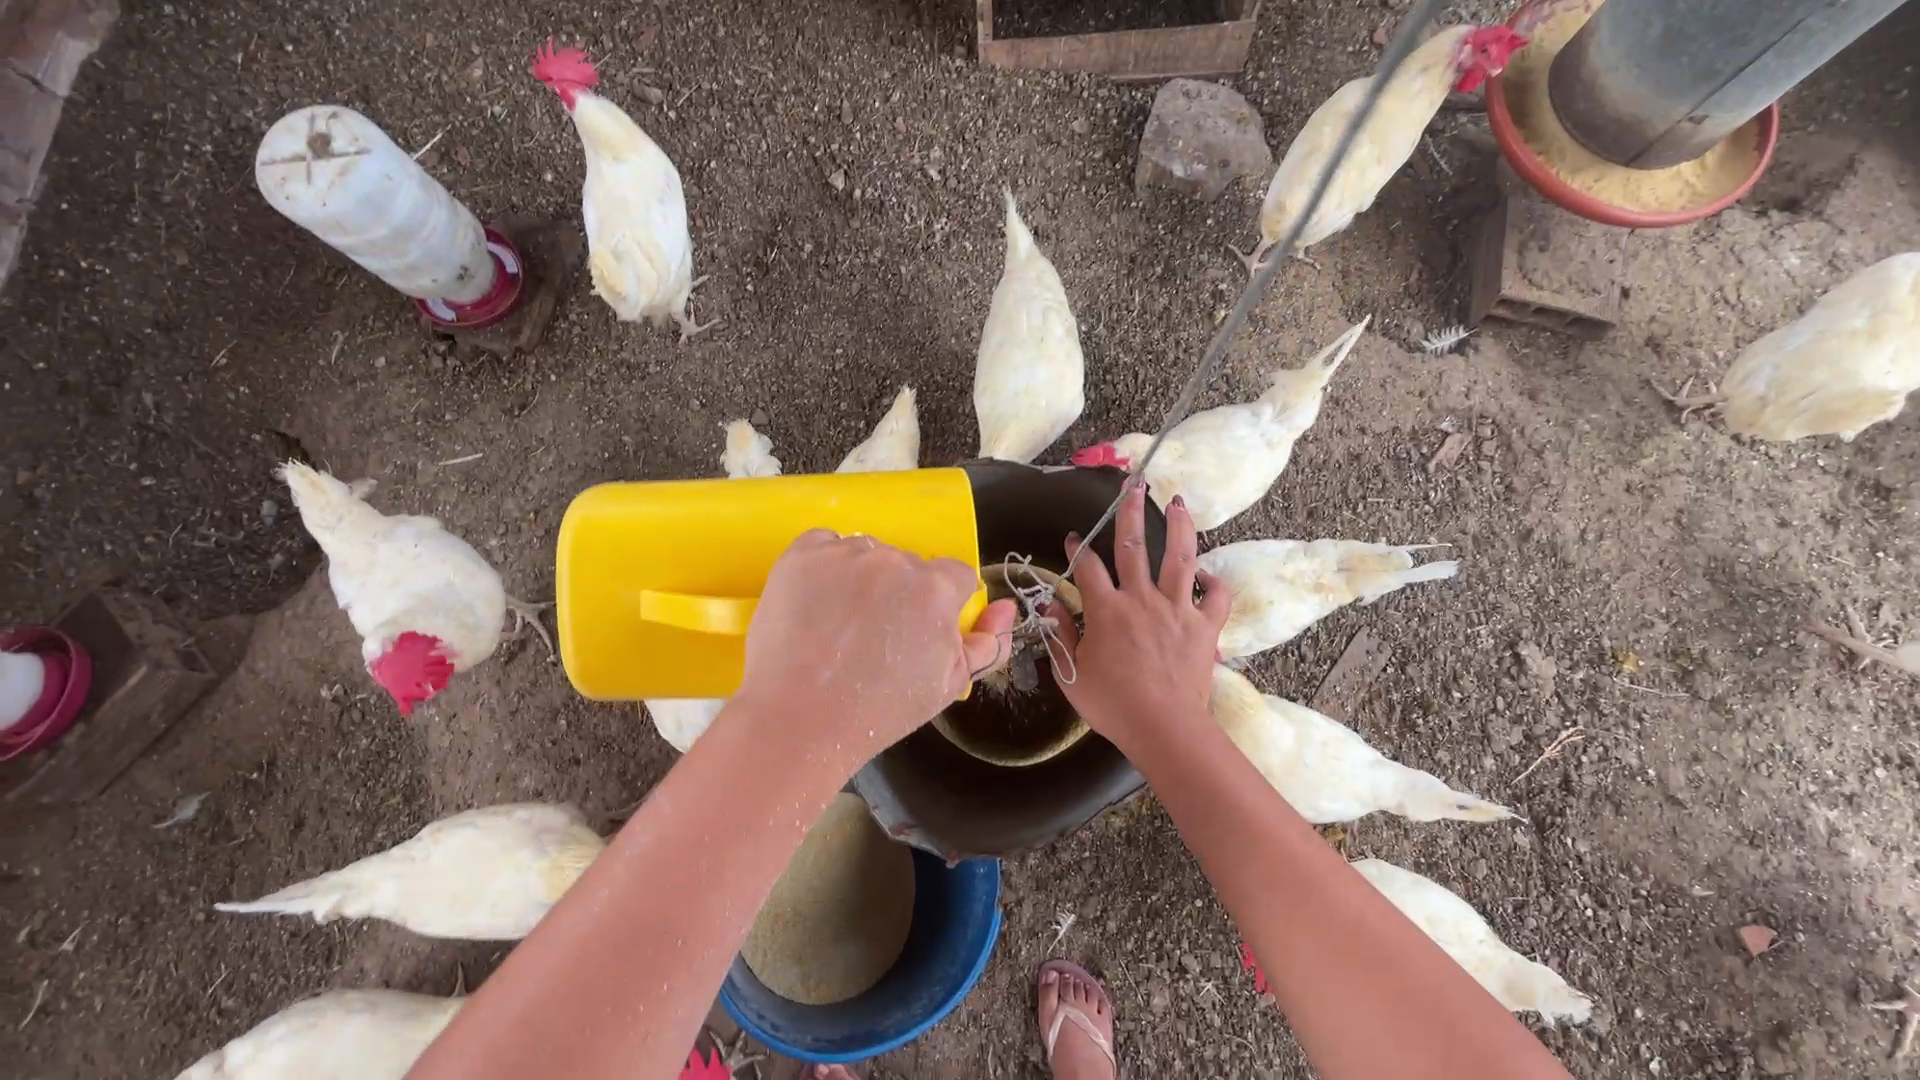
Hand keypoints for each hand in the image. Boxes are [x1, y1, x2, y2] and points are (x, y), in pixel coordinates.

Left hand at [732, 529, 1017, 772]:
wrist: (800, 720)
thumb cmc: (879, 709)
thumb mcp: (948, 684)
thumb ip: (987, 642)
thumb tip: (1006, 607)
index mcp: (936, 589)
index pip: (954, 576)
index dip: (939, 605)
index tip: (916, 632)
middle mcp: (894, 561)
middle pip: (908, 564)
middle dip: (900, 591)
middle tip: (875, 635)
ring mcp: (844, 554)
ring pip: (866, 553)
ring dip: (862, 576)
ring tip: (841, 622)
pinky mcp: (801, 555)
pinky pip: (824, 544)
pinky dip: (824, 565)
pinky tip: (817, 602)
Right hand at [1044, 479, 1229, 752]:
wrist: (1163, 727)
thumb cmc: (1112, 704)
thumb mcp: (1072, 674)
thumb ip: (1061, 635)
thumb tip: (1051, 604)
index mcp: (1106, 610)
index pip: (1088, 567)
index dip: (1079, 549)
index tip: (1075, 538)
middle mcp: (1142, 599)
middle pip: (1133, 546)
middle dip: (1130, 512)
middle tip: (1133, 485)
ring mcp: (1177, 609)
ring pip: (1179, 557)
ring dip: (1179, 526)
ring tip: (1179, 502)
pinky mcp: (1203, 626)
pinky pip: (1215, 596)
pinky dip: (1214, 581)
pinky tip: (1206, 573)